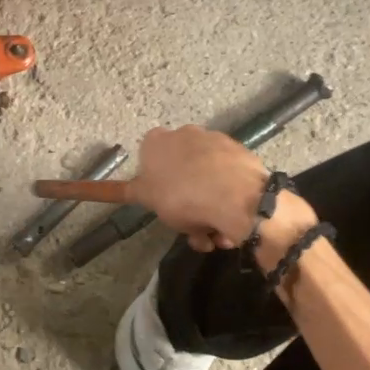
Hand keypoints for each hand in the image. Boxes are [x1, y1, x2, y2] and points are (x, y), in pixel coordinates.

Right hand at [125, 126, 317, 260]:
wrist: (234, 196)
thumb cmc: (181, 197)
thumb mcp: (146, 198)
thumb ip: (137, 192)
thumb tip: (130, 175)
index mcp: (155, 142)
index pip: (146, 162)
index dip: (153, 187)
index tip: (162, 204)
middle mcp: (182, 134)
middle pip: (179, 172)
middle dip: (185, 201)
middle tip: (191, 228)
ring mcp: (212, 141)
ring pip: (205, 179)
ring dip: (208, 206)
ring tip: (215, 236)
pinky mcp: (238, 153)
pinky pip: (227, 180)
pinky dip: (227, 199)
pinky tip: (232, 225)